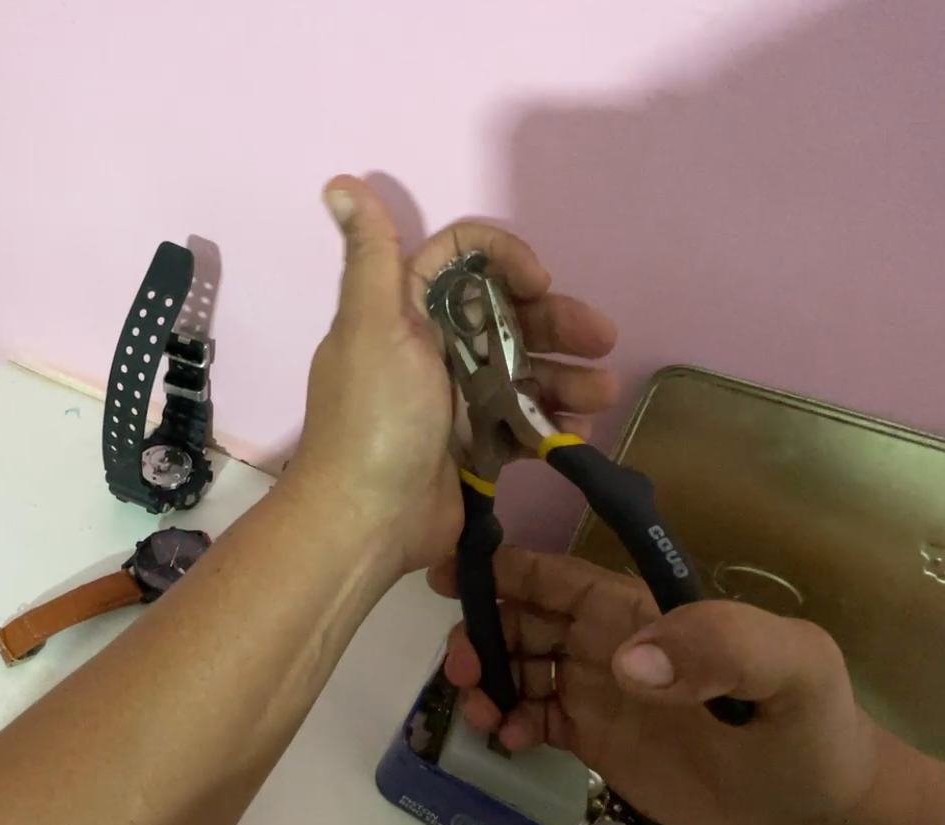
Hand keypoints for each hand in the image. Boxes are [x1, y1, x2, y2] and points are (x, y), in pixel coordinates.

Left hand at [283, 176, 619, 572]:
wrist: (367, 521)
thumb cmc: (374, 421)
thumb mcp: (371, 330)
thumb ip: (371, 257)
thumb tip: (340, 182)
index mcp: (404, 314)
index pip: (462, 260)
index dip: (505, 258)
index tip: (537, 283)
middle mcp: (431, 350)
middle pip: (506, 315)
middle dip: (557, 321)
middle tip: (601, 340)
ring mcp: (454, 400)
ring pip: (523, 369)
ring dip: (568, 374)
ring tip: (603, 392)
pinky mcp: (473, 444)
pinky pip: (522, 419)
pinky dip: (552, 420)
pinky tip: (578, 428)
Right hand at [428, 546, 883, 824]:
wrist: (812, 811)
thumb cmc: (802, 727)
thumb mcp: (788, 669)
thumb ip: (718, 645)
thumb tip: (622, 664)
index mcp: (633, 609)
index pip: (551, 577)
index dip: (498, 571)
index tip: (446, 579)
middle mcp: (603, 641)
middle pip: (518, 621)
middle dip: (480, 635)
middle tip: (464, 671)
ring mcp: (594, 690)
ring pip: (516, 669)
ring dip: (486, 683)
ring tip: (483, 714)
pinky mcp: (590, 737)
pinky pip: (531, 718)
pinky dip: (508, 723)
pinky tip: (510, 740)